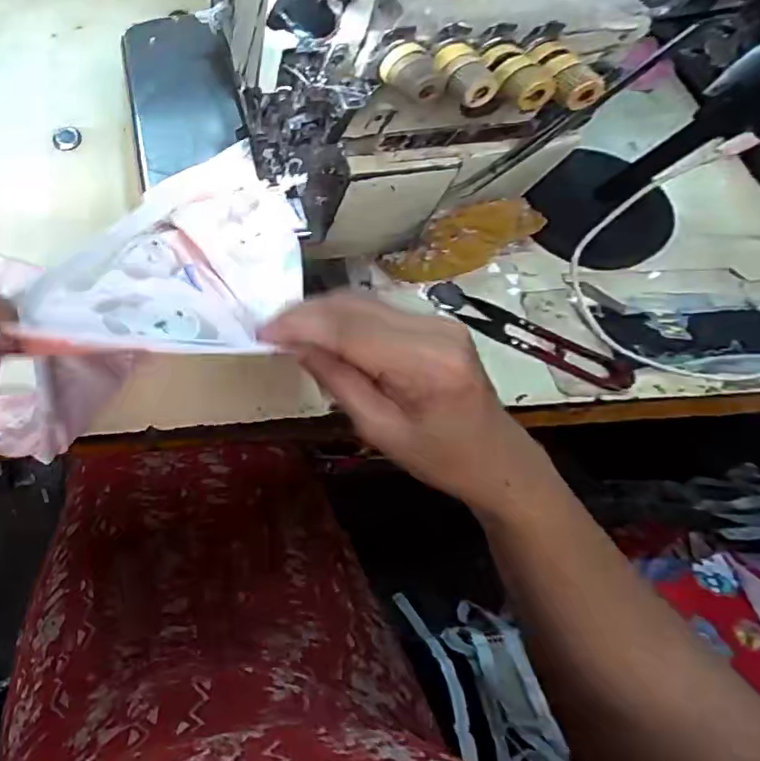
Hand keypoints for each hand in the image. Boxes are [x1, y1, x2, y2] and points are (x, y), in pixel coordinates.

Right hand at [260, 291, 558, 515]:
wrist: (499, 458)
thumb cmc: (440, 458)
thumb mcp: (379, 430)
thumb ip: (337, 381)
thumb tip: (295, 345)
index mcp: (425, 364)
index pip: (348, 329)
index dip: (299, 325)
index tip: (260, 332)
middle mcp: (435, 330)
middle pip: (353, 307)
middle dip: (303, 314)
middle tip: (267, 330)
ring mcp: (437, 320)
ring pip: (361, 302)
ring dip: (319, 312)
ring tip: (285, 331)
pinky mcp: (434, 321)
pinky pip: (375, 309)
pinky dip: (341, 317)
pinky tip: (320, 331)